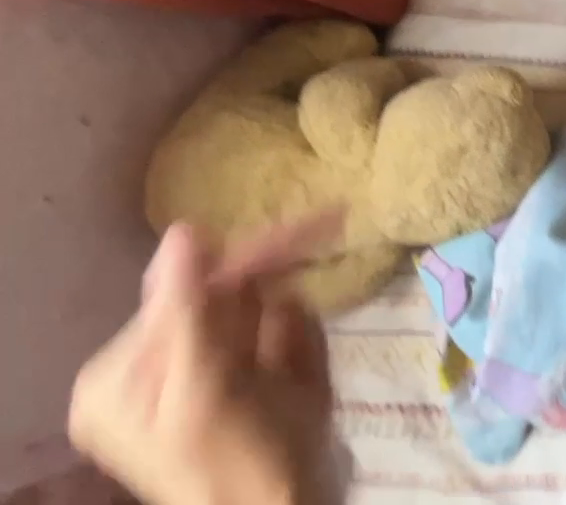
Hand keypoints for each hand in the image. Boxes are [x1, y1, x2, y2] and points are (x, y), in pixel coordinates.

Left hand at [69, 220, 341, 504]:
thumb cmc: (241, 457)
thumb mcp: (207, 385)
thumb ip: (189, 311)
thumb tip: (188, 231)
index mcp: (126, 371)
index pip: (192, 286)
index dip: (256, 254)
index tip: (325, 219)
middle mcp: (158, 364)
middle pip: (229, 298)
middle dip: (276, 308)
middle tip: (329, 270)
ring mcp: (205, 370)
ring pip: (263, 314)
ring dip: (290, 336)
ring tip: (292, 382)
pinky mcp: (245, 377)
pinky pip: (281, 335)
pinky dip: (301, 348)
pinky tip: (298, 381)